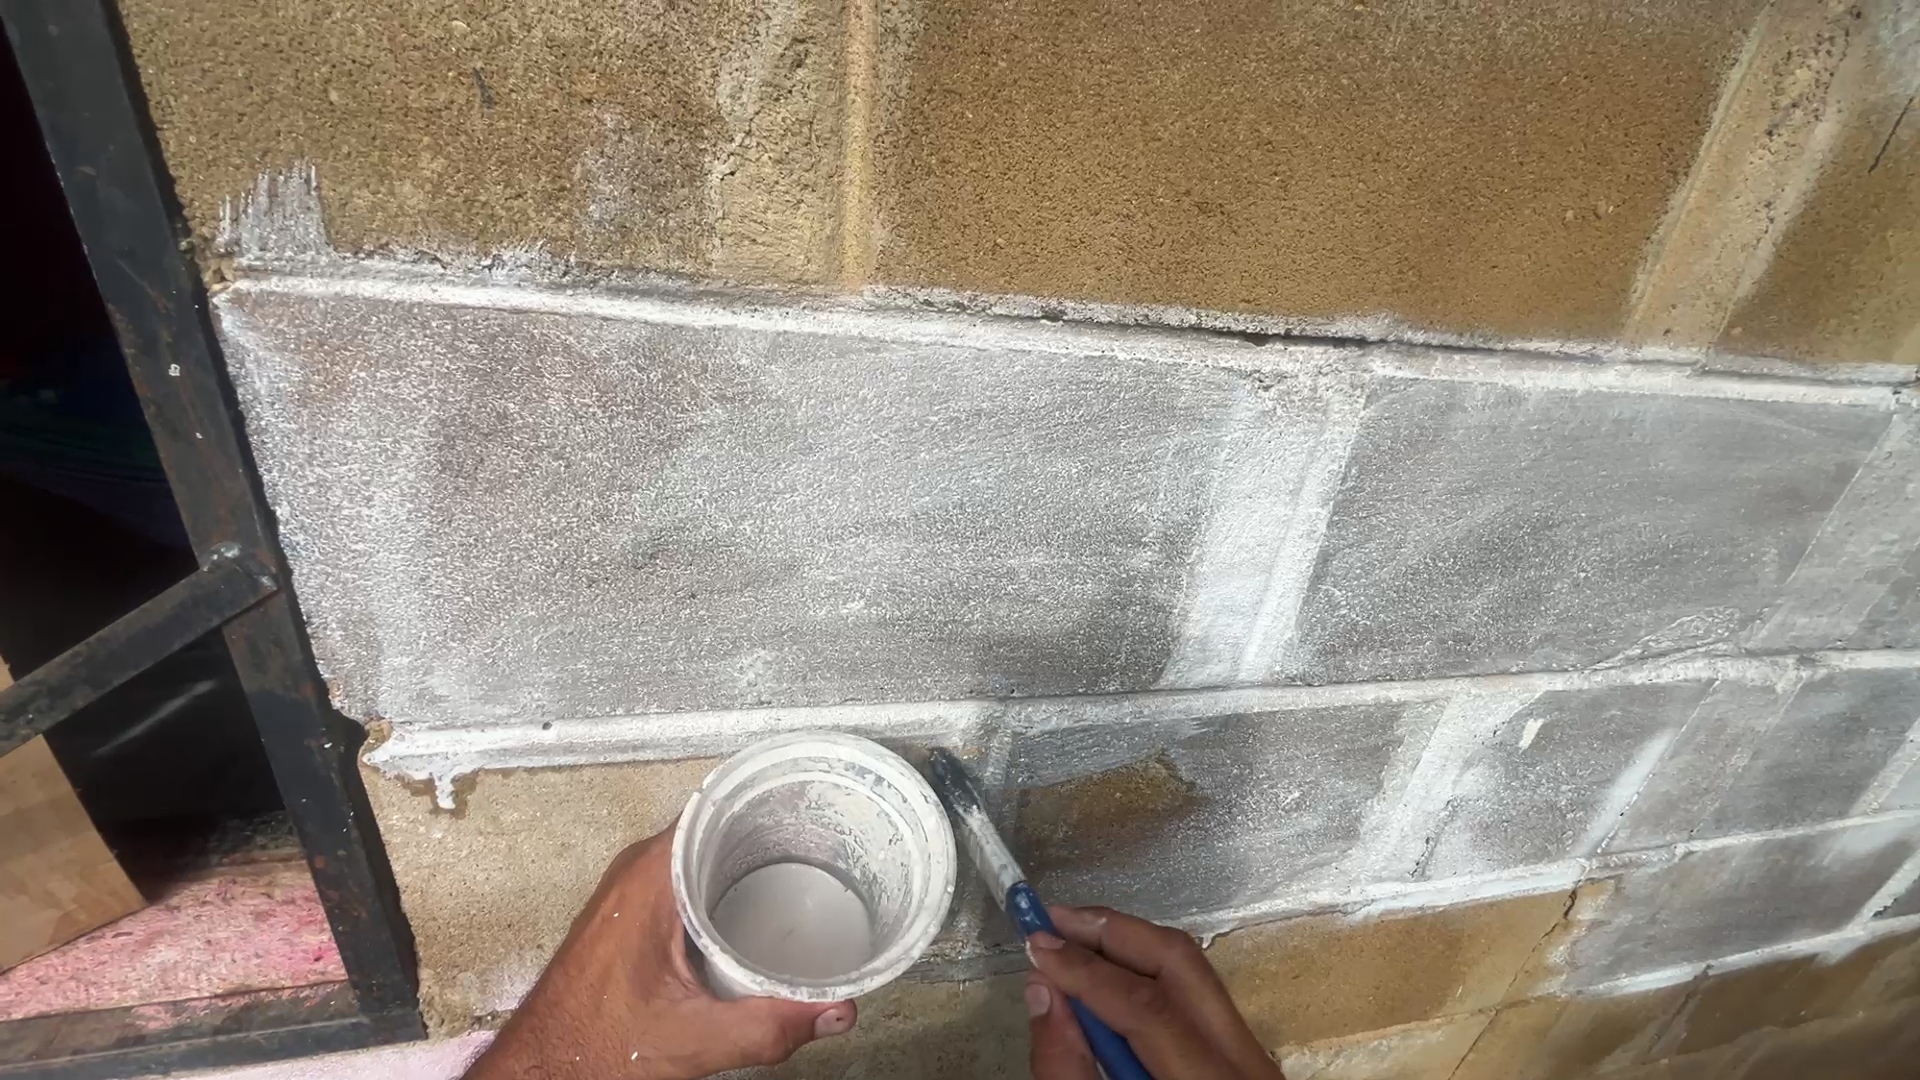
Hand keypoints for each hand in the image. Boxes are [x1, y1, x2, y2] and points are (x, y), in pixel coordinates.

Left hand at [463, 827, 855, 1079]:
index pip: (716, 806)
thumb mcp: (693, 1039)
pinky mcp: (627, 909)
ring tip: (792, 865)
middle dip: (764, 828)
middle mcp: (639, 868)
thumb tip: (837, 1013)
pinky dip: (717, 876)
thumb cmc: (594, 1047)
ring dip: (740, 853)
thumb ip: (769, 1025)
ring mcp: (629, 886)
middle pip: (712, 824)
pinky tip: (745, 903)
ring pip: (697, 849)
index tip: (803, 803)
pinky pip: (682, 871)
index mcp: (653, 875)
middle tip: (815, 841)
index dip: (762, 798)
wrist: (536, 1075)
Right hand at [1024, 904, 1283, 1079]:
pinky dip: (1142, 970)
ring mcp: (1254, 1056)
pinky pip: (1191, 990)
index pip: (1148, 1006)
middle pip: (1179, 963)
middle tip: (1050, 920)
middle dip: (1109, 932)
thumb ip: (1067, 1070)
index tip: (1033, 940)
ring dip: (1124, 943)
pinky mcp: (1243, 1054)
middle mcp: (1249, 1064)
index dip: (1084, 969)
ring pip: (1189, 968)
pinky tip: (1103, 972)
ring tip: (1069, 935)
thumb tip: (1040, 987)